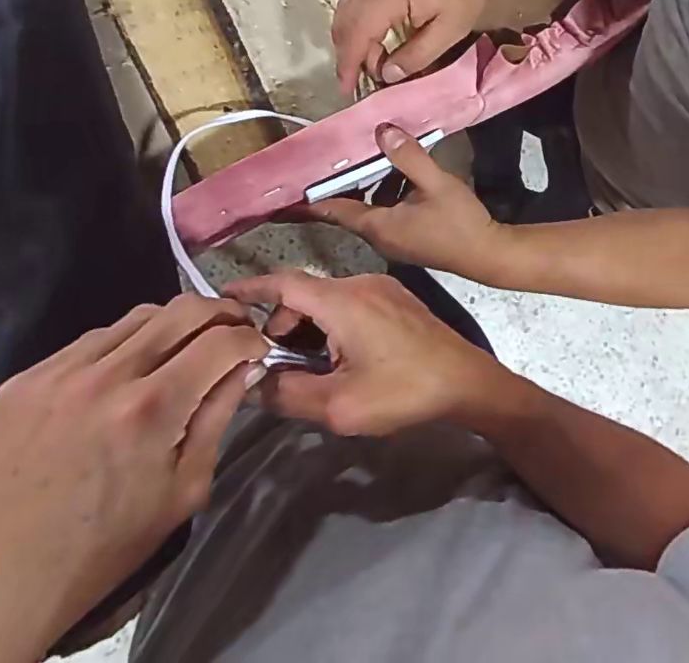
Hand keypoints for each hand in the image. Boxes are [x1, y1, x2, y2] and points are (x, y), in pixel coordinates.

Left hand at [0, 297, 267, 662]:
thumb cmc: (103, 547)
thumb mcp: (184, 490)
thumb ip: (218, 417)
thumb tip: (244, 368)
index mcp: (150, 409)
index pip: (222, 341)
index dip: (251, 338)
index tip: (258, 350)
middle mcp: (106, 376)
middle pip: (184, 309)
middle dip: (222, 313)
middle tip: (232, 331)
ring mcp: (58, 372)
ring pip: (138, 316)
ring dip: (173, 326)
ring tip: (180, 351)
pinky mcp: (23, 379)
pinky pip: (91, 340)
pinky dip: (124, 345)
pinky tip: (123, 375)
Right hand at [225, 271, 512, 436]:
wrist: (467, 382)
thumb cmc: (404, 392)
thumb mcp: (338, 405)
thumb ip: (287, 393)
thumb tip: (253, 382)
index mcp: (343, 300)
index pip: (283, 283)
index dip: (250, 290)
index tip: (221, 298)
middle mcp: (361, 283)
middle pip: (304, 294)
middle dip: (281, 325)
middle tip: (276, 363)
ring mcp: (383, 288)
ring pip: (327, 299)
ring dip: (308, 327)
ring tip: (308, 366)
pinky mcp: (398, 299)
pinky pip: (351, 303)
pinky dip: (332, 324)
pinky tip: (338, 357)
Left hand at [305, 124, 510, 279]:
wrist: (488, 254)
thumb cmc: (459, 223)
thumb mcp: (436, 184)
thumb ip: (409, 157)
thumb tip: (382, 130)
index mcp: (377, 225)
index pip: (331, 211)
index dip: (305, 202)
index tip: (279, 196)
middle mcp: (378, 235)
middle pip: (346, 207)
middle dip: (335, 184)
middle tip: (324, 158)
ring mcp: (394, 238)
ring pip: (368, 207)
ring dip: (365, 184)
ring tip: (365, 154)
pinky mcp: (408, 236)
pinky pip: (384, 210)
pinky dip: (384, 191)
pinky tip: (399, 171)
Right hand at [332, 0, 492, 89]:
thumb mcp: (449, 32)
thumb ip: (417, 55)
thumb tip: (387, 75)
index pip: (358, 31)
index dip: (349, 62)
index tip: (347, 89)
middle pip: (345, 22)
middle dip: (348, 56)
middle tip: (359, 82)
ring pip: (345, 13)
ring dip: (351, 43)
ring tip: (368, 66)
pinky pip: (354, 5)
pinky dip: (356, 28)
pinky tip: (372, 46)